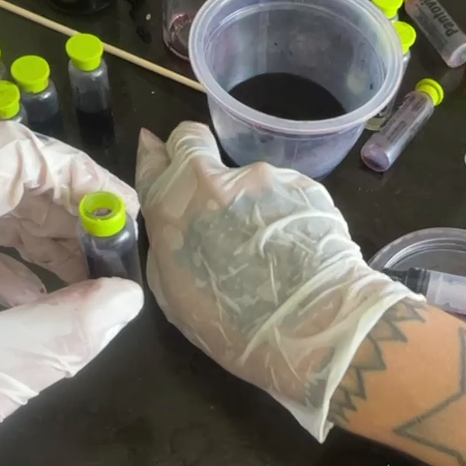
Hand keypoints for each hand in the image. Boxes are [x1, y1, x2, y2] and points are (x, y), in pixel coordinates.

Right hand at [135, 122, 412, 439]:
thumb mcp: (174, 293)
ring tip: (269, 250)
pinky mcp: (305, 184)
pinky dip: (284, 214)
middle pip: (194, 142)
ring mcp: (263, 176)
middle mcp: (215, 178)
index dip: (156, 157)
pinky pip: (284, 194)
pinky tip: (296, 250)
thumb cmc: (232, 323)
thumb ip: (167, 243)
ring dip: (249, 202)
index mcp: (173, 206)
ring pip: (247, 179)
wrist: (312, 323)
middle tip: (210, 198)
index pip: (154, 159)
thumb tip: (173, 220)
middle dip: (195, 157)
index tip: (160, 157)